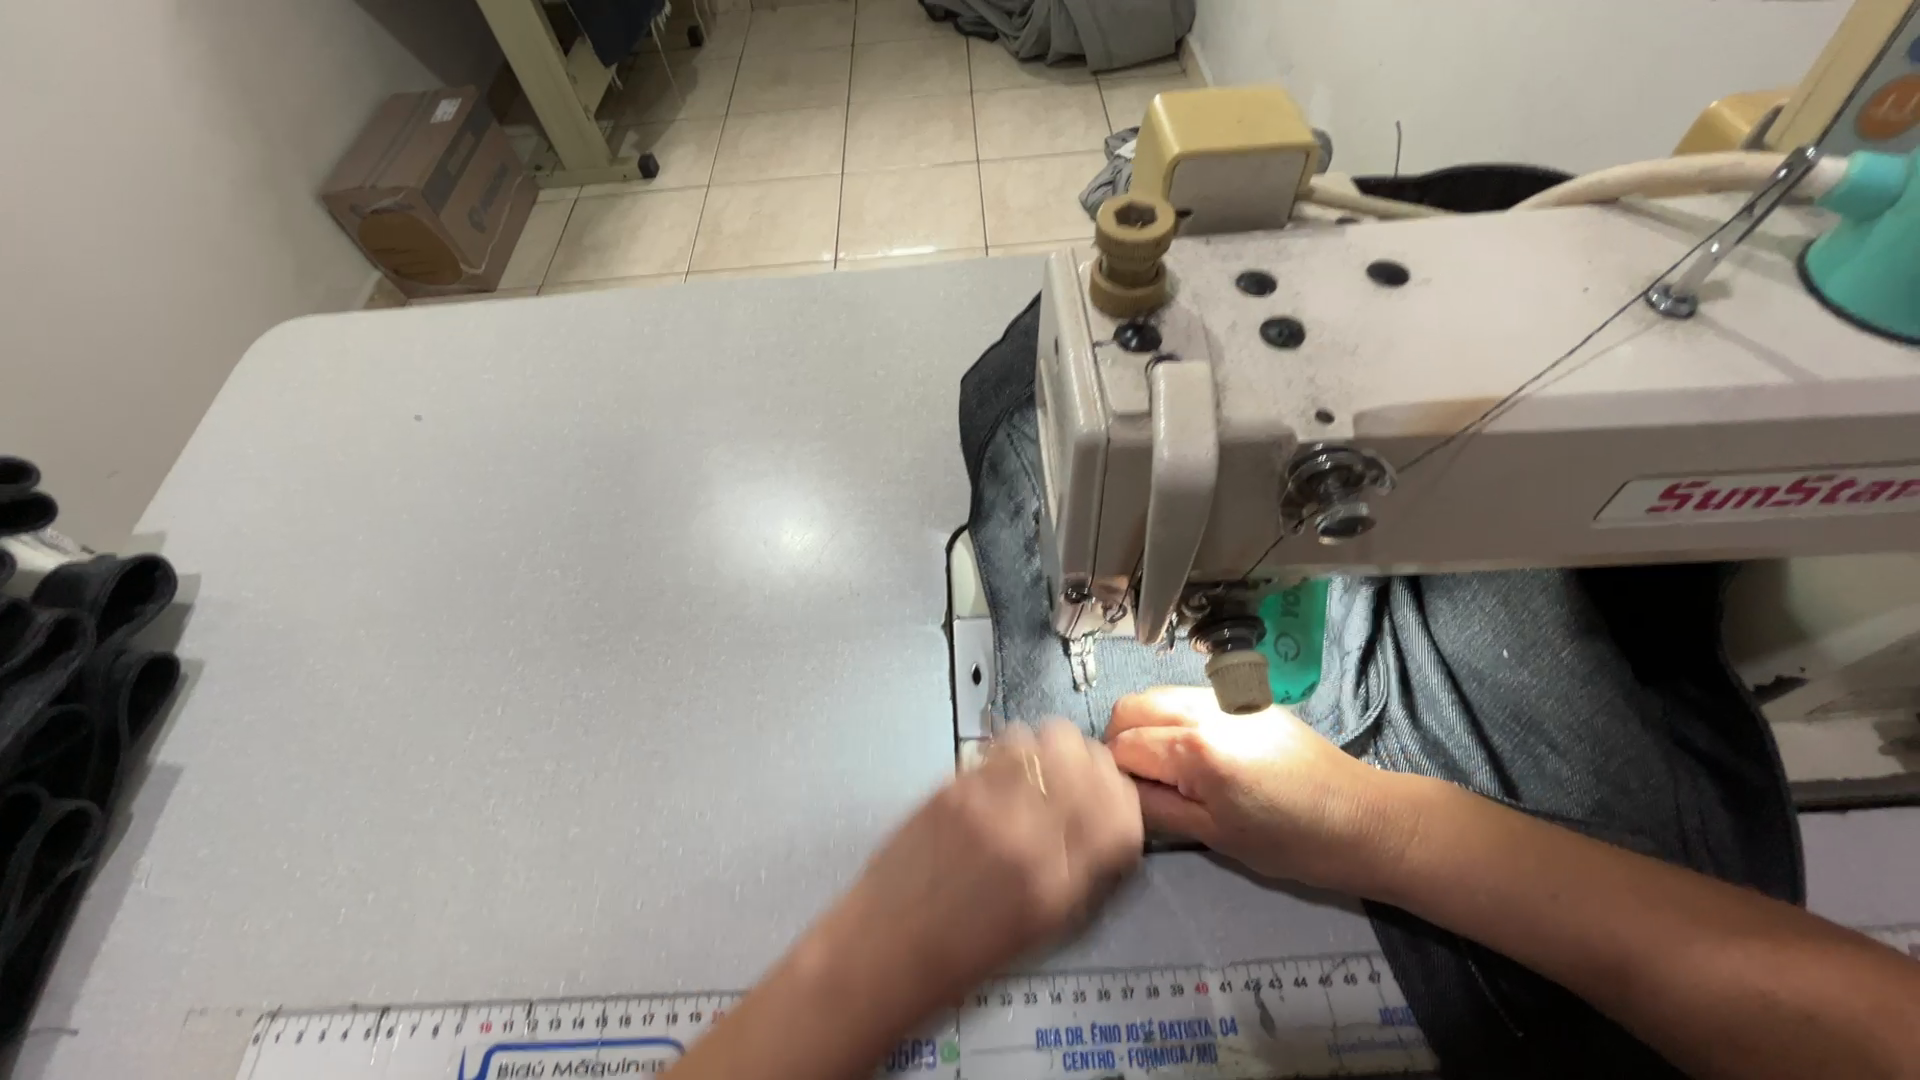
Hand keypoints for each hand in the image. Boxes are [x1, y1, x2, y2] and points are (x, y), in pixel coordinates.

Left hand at [830, 721, 1142, 1009]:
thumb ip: (1085, 872)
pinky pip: (1004, 745)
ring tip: (1042, 773)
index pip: (1120, 812)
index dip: (1124, 801)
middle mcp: (1028, 833)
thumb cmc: (966, 953)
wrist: (889, 946)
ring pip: (1047, 739)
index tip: (1116, 802)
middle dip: (1093, 767)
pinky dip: (1017, 750)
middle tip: (1081, 780)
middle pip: (1087, 761)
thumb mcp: (1047, 926)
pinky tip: (1008, 771)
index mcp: (1058, 880)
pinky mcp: (954, 785)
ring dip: (1055, 752)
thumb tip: (1110, 829)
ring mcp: (988, 802)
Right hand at [1104, 687, 1408, 893]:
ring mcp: (1225, 697)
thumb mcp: (1214, 837)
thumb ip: (1156, 807)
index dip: (1118, 775)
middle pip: (1129, 707)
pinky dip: (1172, 716)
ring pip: (1154, 694)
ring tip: (1167, 764)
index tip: (1130, 797)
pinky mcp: (1243, 696)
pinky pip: (1186, 696)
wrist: (1364, 818)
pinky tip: (1195, 750)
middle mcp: (1204, 710)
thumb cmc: (1291, 842)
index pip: (1123, 747)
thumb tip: (1121, 790)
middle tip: (1140, 777)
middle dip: (1120, 739)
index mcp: (1196, 750)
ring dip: (1144, 724)